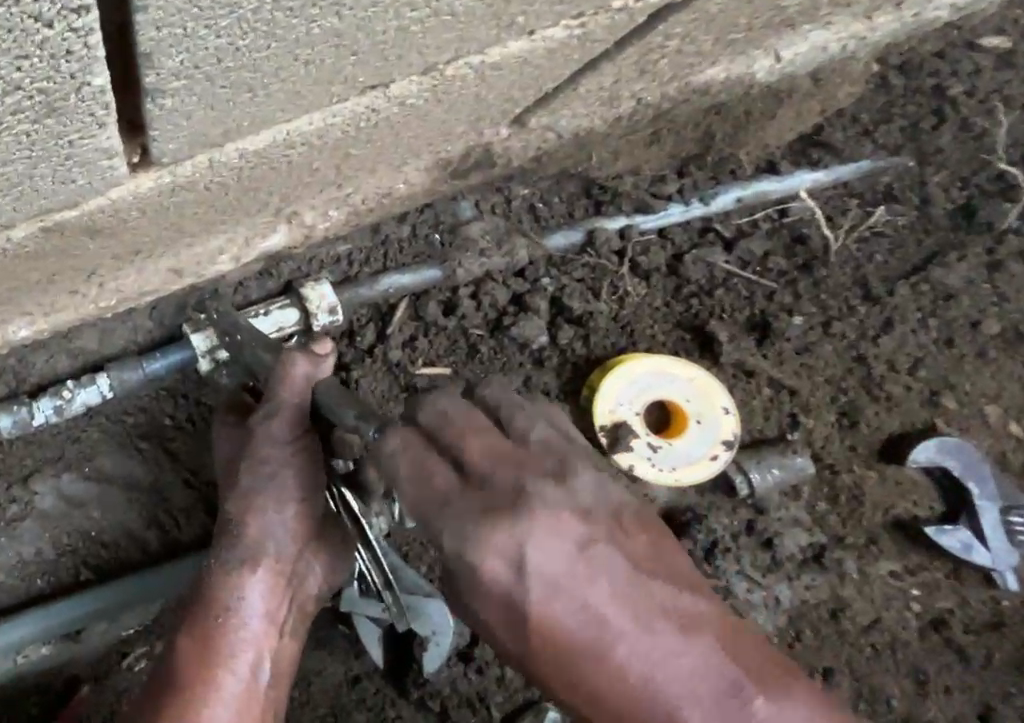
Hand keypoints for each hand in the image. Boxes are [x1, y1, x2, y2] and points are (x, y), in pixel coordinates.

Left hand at [210, 336, 353, 613]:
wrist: (287, 563)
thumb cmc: (269, 487)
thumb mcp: (275, 421)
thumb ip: (295, 375)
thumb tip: (321, 339)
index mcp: (244, 415)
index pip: (274, 374)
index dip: (299, 370)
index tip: (325, 367)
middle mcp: (273, 436)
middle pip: (317, 402)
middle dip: (335, 413)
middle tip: (339, 427)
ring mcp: (306, 465)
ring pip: (343, 433)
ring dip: (352, 444)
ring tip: (348, 460)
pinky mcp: (336, 491)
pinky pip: (361, 466)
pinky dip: (365, 472)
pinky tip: (362, 482)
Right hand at [368, 379, 857, 722]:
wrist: (680, 667)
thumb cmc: (569, 657)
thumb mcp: (480, 612)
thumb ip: (444, 546)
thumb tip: (431, 505)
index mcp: (470, 530)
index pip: (398, 448)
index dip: (377, 440)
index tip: (379, 447)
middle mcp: (508, 483)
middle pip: (438, 406)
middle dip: (414, 412)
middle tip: (418, 431)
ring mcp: (557, 464)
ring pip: (488, 391)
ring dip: (465, 401)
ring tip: (465, 423)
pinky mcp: (596, 460)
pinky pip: (539, 407)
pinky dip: (513, 410)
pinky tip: (513, 431)